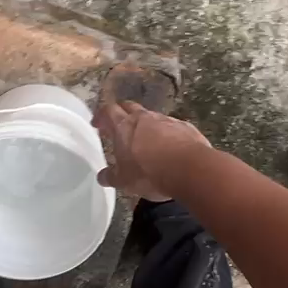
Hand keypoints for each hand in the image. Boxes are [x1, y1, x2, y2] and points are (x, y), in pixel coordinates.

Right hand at [92, 102, 211, 201]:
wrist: (189, 168)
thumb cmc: (148, 173)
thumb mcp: (124, 181)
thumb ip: (112, 176)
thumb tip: (102, 176)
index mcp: (124, 126)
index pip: (108, 112)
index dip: (101, 116)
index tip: (97, 124)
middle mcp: (144, 117)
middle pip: (129, 107)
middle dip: (122, 113)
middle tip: (119, 126)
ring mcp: (167, 120)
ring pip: (152, 117)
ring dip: (146, 124)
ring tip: (145, 140)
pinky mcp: (186, 127)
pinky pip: (172, 127)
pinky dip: (167, 134)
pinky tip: (170, 147)